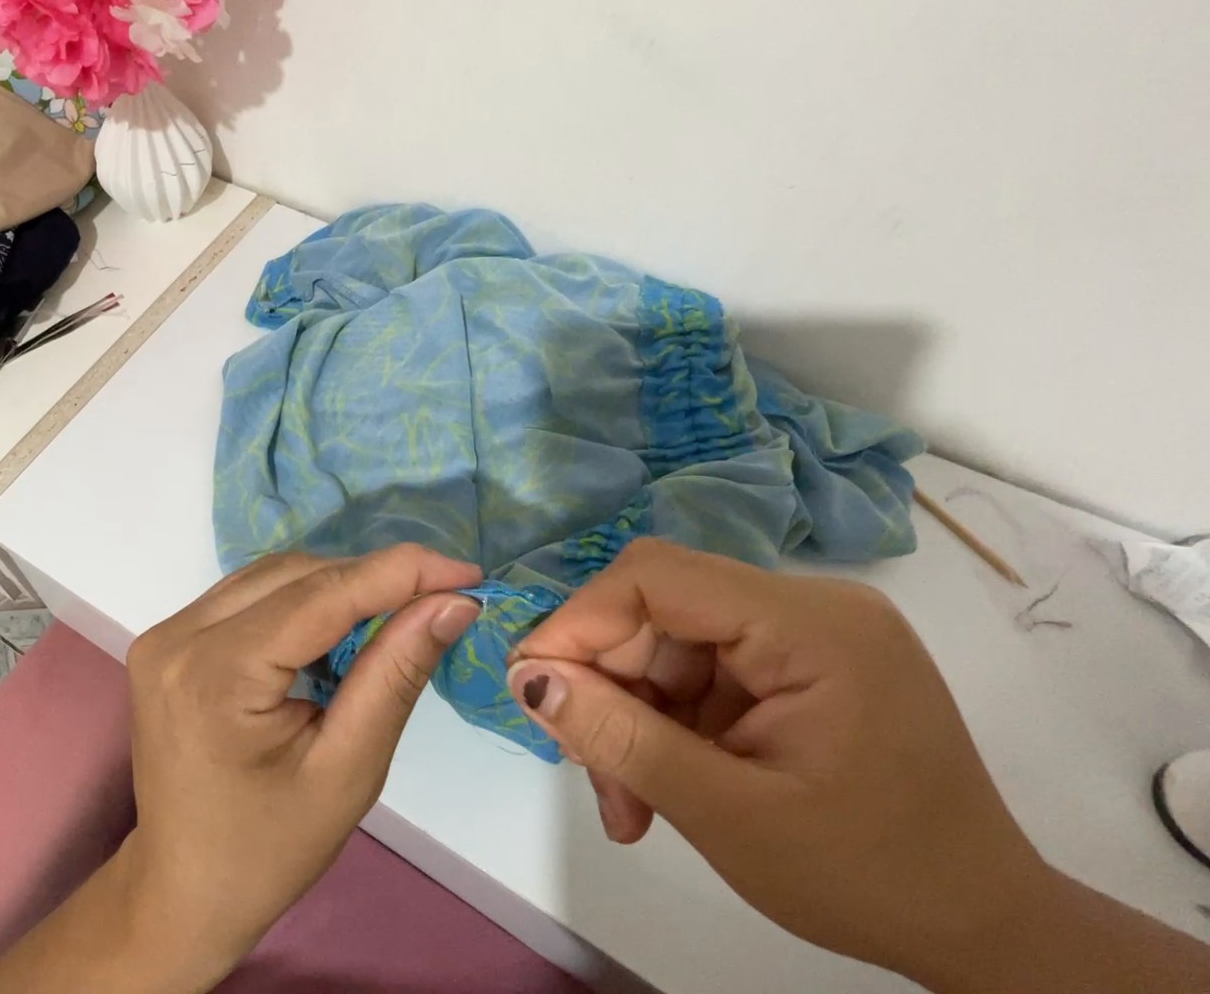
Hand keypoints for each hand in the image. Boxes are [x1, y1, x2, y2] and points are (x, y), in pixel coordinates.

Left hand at [121, 545, 481, 978]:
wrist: (183, 891)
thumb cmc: (268, 851)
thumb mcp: (348, 770)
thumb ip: (394, 675)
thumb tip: (449, 603)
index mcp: (214, 675)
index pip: (320, 596)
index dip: (399, 572)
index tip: (467, 571)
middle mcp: (177, 638)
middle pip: (292, 577)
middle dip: (371, 579)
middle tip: (440, 598)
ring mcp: (165, 636)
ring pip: (269, 578)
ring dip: (336, 586)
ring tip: (398, 612)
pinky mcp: (167, 642)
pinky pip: (246, 598)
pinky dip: (299, 601)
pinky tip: (338, 627)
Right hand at [504, 538, 1048, 982]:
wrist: (982, 931)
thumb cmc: (865, 877)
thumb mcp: (725, 813)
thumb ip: (619, 738)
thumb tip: (526, 679)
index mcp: (811, 626)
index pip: (656, 578)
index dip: (578, 622)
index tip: (532, 688)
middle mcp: (810, 607)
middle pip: (657, 610)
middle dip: (605, 684)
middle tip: (583, 766)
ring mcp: (807, 633)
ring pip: (666, 644)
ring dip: (630, 714)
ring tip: (627, 800)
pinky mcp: (798, 664)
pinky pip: (698, 671)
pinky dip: (664, 722)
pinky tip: (658, 783)